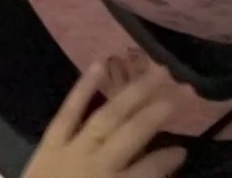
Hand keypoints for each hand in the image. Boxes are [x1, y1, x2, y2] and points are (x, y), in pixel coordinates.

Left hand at [21, 53, 186, 177]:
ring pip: (107, 117)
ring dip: (132, 94)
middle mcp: (96, 168)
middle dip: (157, 112)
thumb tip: (158, 173)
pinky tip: (99, 64)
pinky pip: (68, 113)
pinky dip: (83, 88)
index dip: (167, 158)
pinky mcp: (49, 146)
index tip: (183, 149)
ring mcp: (71, 152)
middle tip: (182, 91)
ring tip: (155, 73)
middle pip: (132, 134)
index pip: (148, 171)